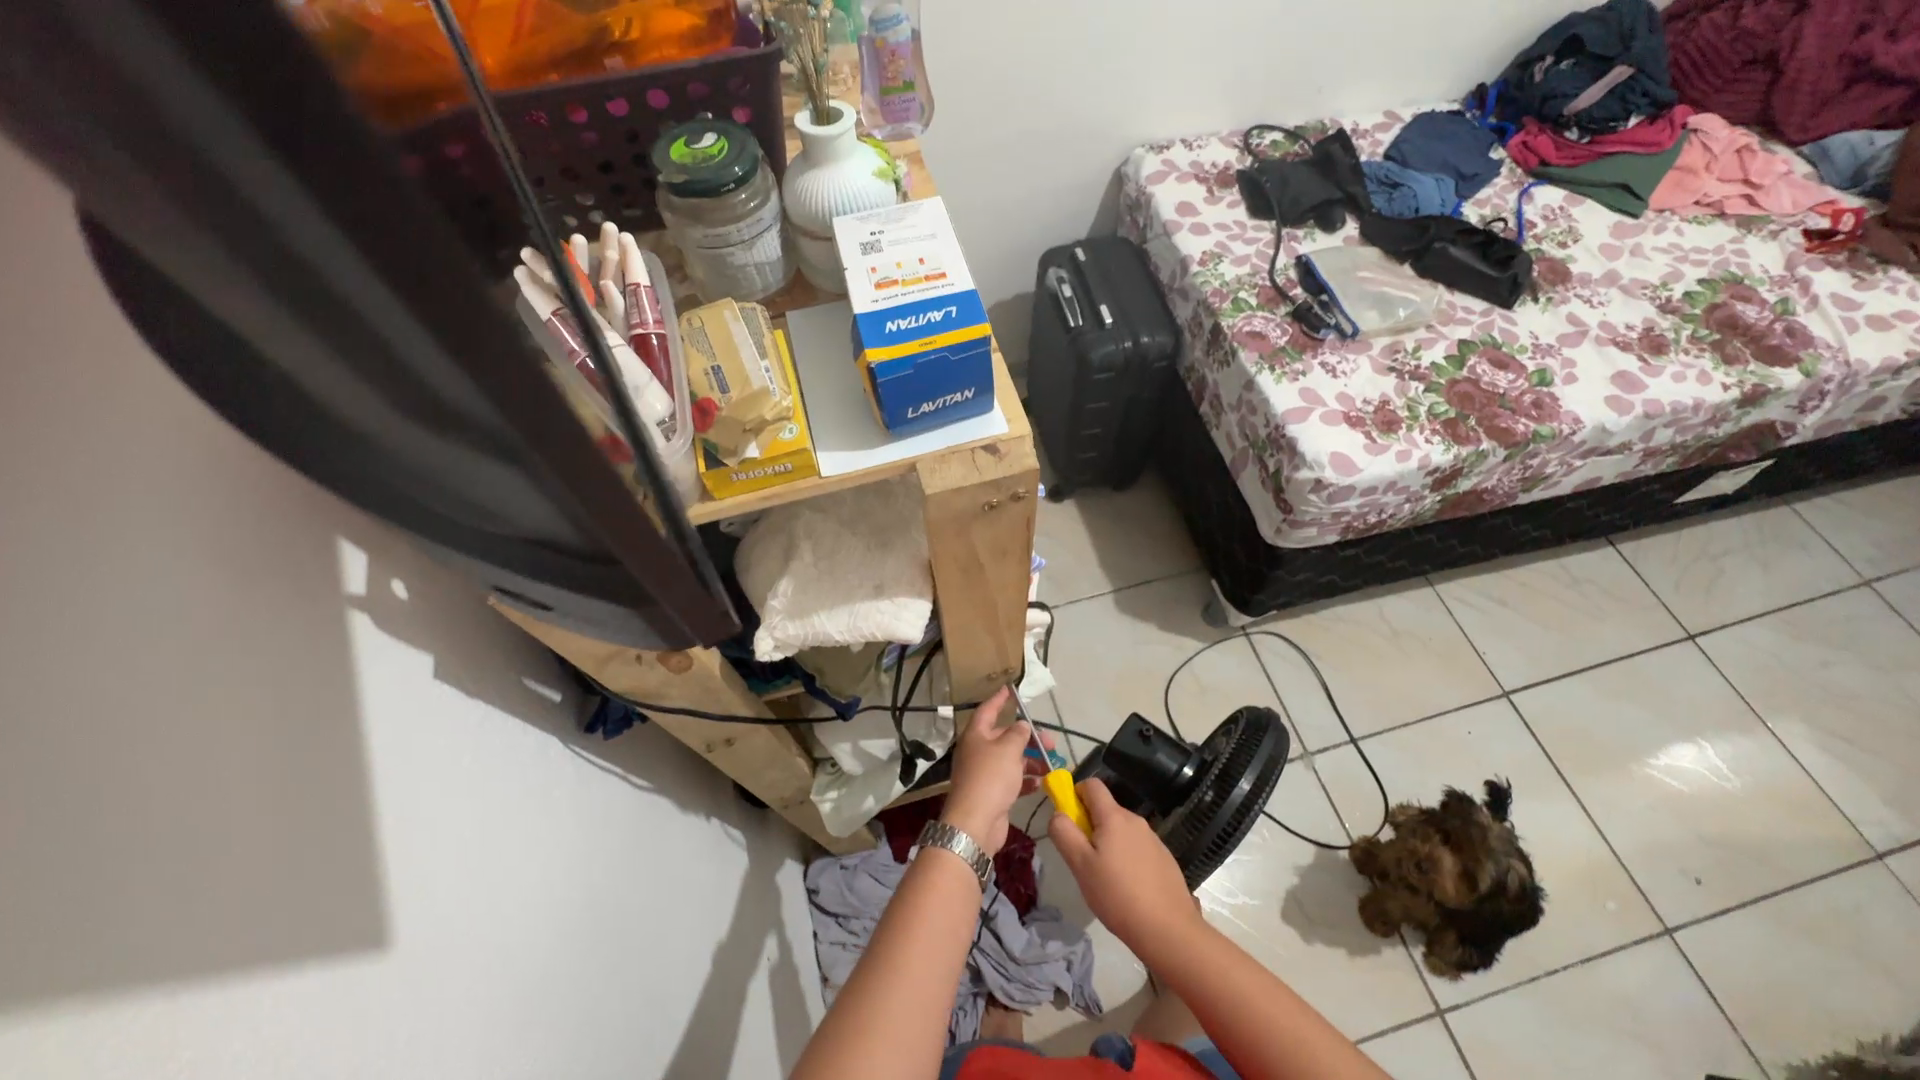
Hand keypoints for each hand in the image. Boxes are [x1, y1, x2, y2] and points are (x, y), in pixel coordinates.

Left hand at [940, 687, 1045, 856]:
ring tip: (1050, 766)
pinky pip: (1011, 781)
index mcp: (976, 735)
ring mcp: (983, 773)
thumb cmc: (991, 778)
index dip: (999, 699)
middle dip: (1028, 738)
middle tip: (1050, 742)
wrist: (976, 822)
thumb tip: (1021, 725)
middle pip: (1004, 737)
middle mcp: (977, 751)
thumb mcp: (1008, 749)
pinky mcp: (991, 793)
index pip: (987, 710)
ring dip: (1030, 761)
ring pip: (1010, 760)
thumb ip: (1018, 733)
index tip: (1011, 690)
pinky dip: (1025, 780)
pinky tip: (1040, 783)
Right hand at [1048, 778, 1207, 956]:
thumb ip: (1064, 833)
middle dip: (1090, 826)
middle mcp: (1136, 821)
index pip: (1092, 785)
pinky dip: (1126, 858)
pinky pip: (1137, 847)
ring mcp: (1153, 839)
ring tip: (1104, 879)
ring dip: (1108, 844)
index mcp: (1114, 817)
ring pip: (1121, 831)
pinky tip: (1127, 887)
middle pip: (1106, 810)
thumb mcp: (1080, 865)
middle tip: (1083, 860)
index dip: (1075, 794)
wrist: (1167, 928)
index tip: (1069, 821)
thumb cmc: (1117, 895)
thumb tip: (1058, 812)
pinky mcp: (1164, 858)